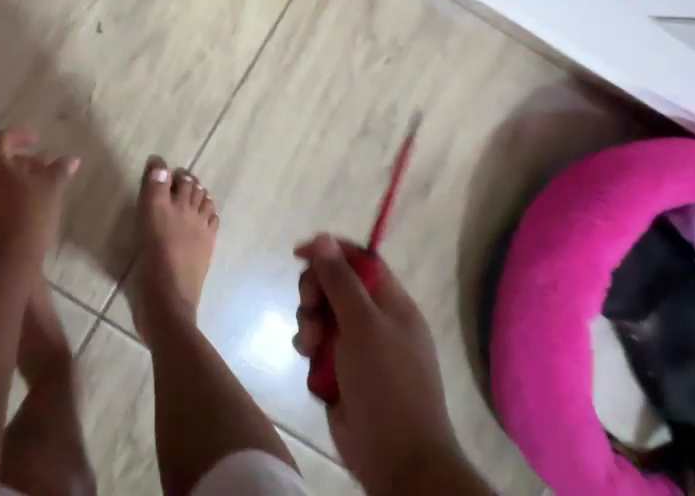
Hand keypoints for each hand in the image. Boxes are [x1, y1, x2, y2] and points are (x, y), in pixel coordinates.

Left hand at [0, 130, 78, 262]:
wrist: (2, 263)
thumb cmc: (27, 216)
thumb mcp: (50, 191)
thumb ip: (58, 171)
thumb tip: (71, 159)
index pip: (1, 138)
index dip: (20, 136)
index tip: (38, 141)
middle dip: (21, 163)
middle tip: (43, 170)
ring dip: (13, 182)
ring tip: (37, 193)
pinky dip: (4, 199)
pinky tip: (23, 212)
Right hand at [293, 234, 471, 492]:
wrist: (395, 456)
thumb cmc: (387, 382)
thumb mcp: (363, 324)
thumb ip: (340, 280)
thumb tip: (323, 238)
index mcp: (392, 305)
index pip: (360, 262)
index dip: (330, 252)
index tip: (299, 254)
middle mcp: (376, 322)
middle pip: (334, 286)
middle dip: (314, 293)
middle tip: (309, 307)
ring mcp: (358, 348)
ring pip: (320, 316)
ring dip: (308, 324)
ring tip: (310, 346)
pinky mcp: (341, 372)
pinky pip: (316, 346)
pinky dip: (309, 350)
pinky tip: (309, 362)